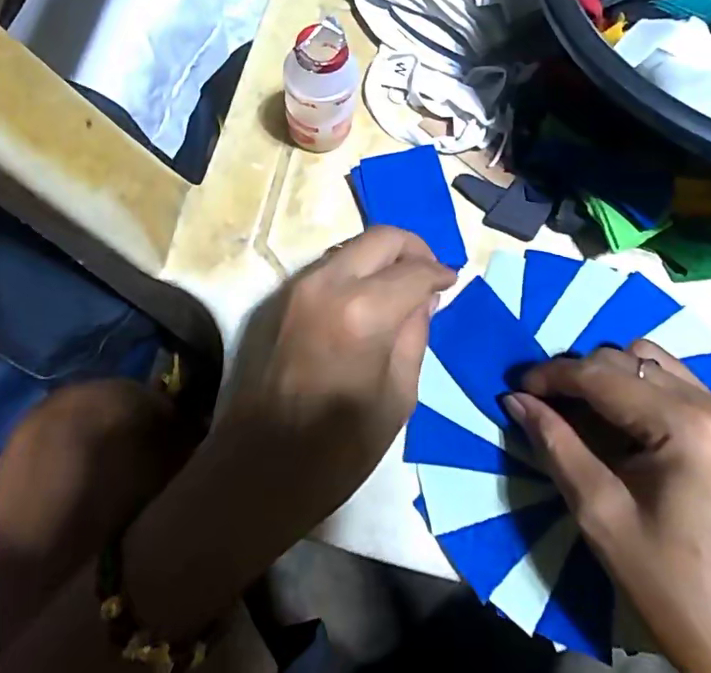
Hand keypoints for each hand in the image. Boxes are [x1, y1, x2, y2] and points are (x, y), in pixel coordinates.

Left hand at [213, 226, 456, 528]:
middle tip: (430, 274)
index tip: (452, 281)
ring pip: (353, 246)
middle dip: (413, 249)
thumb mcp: (399, 394)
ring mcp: (298, 288)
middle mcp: (328, 285)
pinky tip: (370, 299)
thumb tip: (424, 298)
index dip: (441, 272)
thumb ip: (414, 334)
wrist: (257, 472)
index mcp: (363, 313)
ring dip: (382, 258)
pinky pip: (330, 266)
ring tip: (401, 287)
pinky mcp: (280, 299)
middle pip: (381, 238)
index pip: (415, 270)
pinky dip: (357, 270)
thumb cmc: (339, 447)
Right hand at [502, 341, 710, 672]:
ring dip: (610, 377)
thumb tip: (517, 400)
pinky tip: (618, 426)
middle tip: (542, 405)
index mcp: (687, 423)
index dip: (554, 376)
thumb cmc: (673, 589)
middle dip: (580, 375)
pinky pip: (676, 385)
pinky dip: (639, 392)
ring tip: (578, 414)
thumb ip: (557, 447)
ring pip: (653, 364)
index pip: (604, 375)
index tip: (516, 388)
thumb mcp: (603, 517)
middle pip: (629, 360)